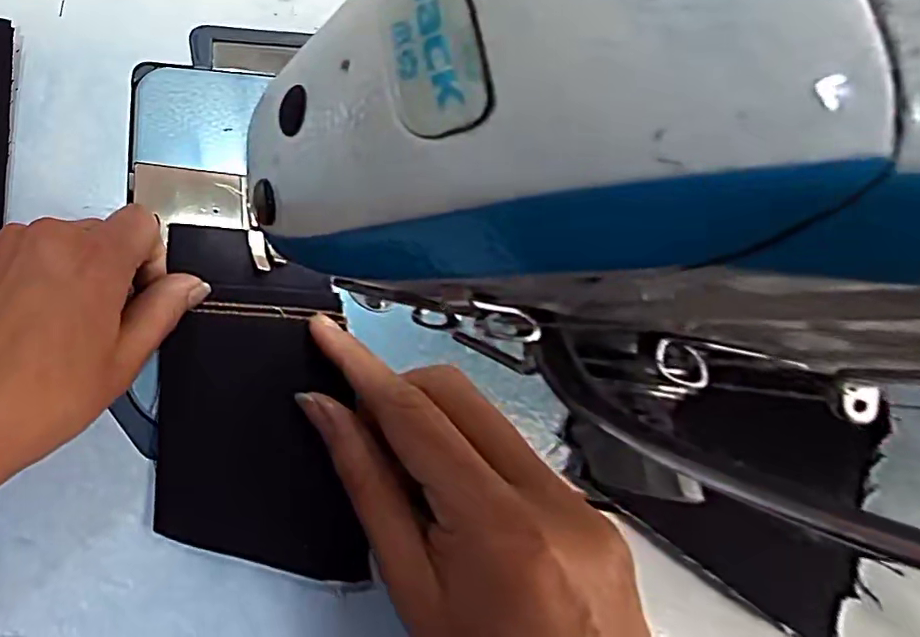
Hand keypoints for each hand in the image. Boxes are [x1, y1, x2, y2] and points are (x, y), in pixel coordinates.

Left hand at [0, 205, 209, 486]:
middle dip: (112, 268)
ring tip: (58, 326)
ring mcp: (18, 240)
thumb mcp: (121, 361)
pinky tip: (30, 317)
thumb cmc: (44, 395)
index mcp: (96, 257)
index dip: (149, 257)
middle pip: (104, 232)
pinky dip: (41, 270)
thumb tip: (189, 283)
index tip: (136, 295)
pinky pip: (33, 248)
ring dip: (75, 269)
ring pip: (68, 241)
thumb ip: (162, 310)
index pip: (142, 220)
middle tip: (98, 324)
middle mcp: (56, 235)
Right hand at [299, 315, 648, 636]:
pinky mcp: (594, 512)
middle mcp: (553, 503)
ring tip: (413, 481)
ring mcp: (582, 506)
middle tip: (366, 434)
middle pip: (452, 391)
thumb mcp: (410, 586)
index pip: (411, 413)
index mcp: (501, 527)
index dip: (359, 364)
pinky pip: (512, 444)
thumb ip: (365, 484)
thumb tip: (324, 411)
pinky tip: (454, 500)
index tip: (327, 333)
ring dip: (430, 420)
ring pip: (482, 411)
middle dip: (396, 392)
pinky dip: (466, 448)